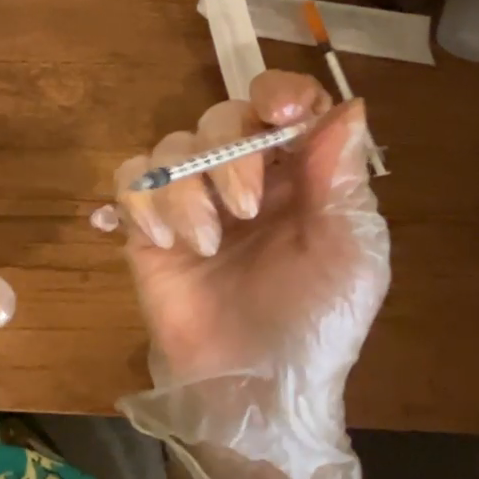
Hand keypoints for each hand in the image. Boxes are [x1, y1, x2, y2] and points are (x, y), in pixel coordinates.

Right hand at [108, 70, 388, 478]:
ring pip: (169, 148)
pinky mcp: (144, 226)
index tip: (277, 116)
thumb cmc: (316, 321)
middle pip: (218, 117)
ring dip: (186, 190)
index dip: (278, 95)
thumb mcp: (351, 253)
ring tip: (204, 244)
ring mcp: (188, 200)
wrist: (251, 383)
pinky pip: (128, 182)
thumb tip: (345, 105)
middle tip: (245, 210)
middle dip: (229, 156)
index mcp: (300, 176)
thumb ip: (339, 180)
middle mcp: (241, 177)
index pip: (284, 106)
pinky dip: (140, 203)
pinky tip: (162, 240)